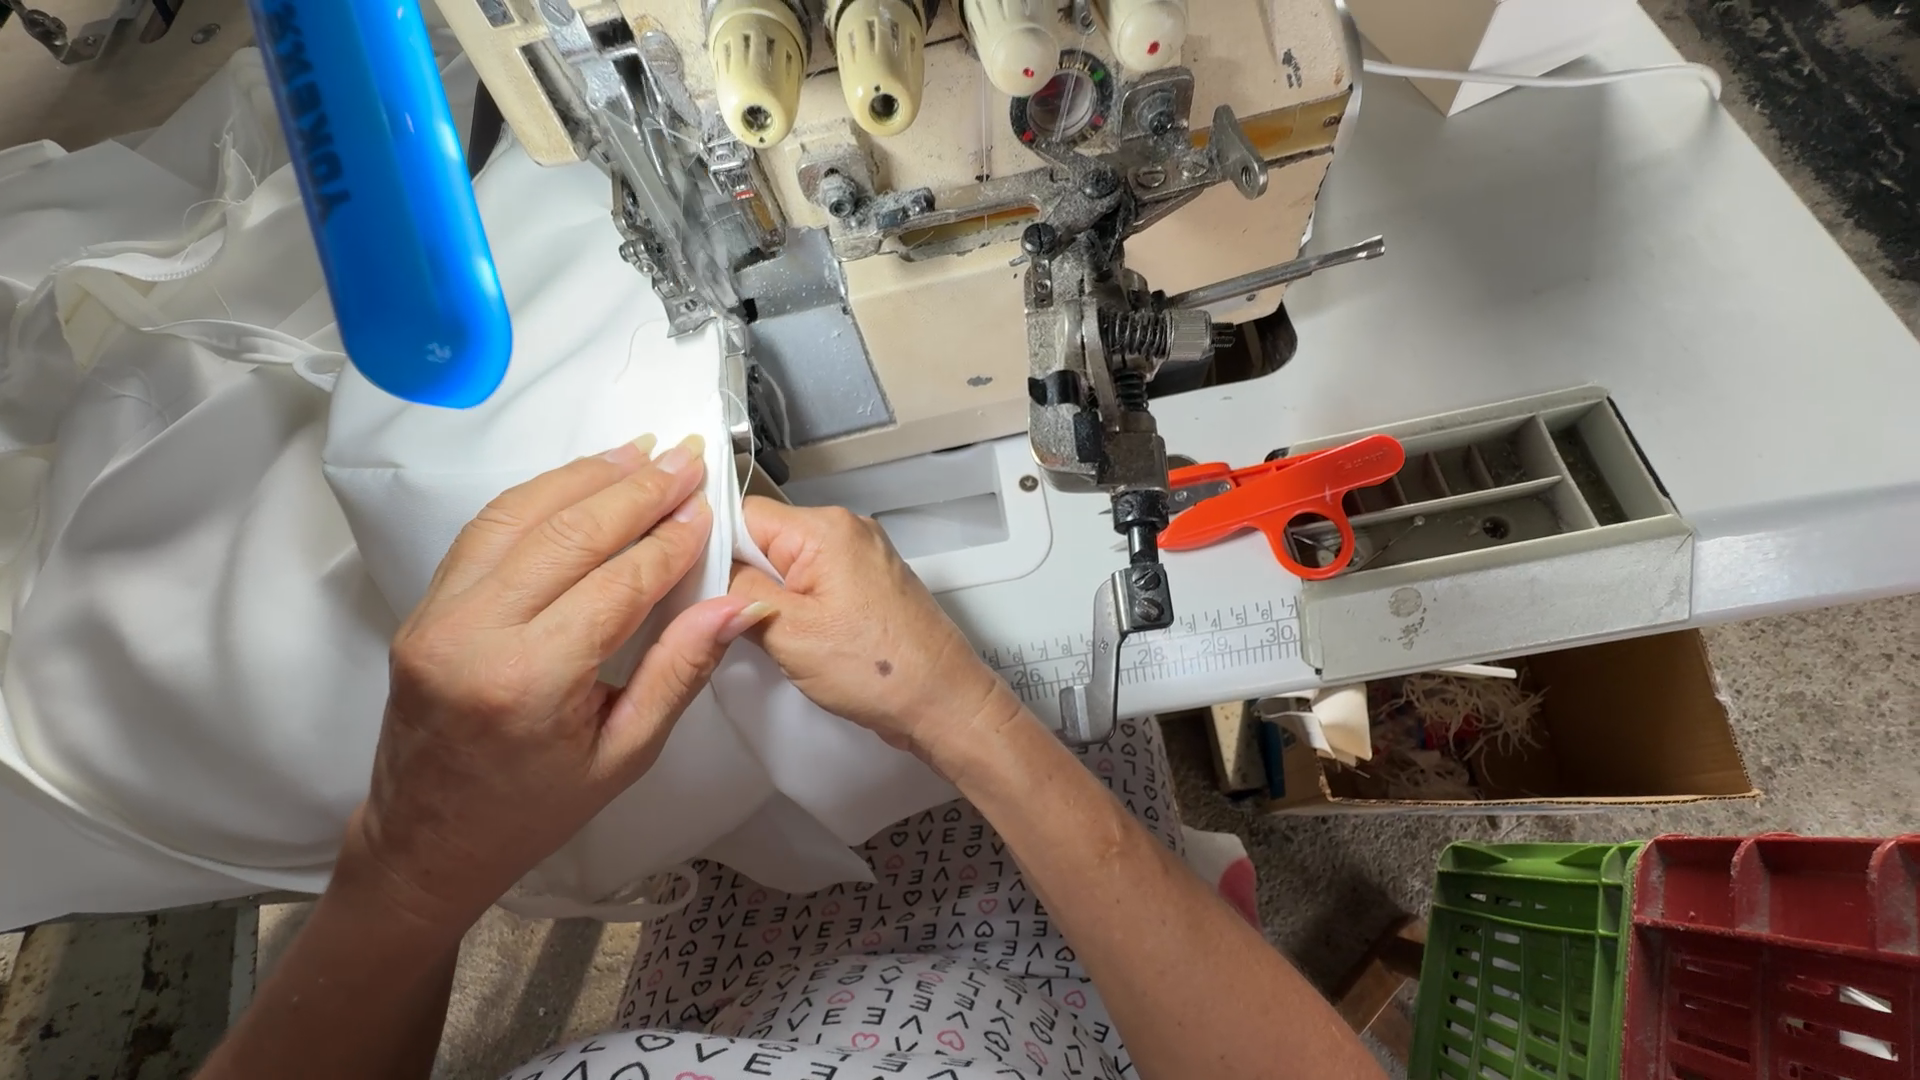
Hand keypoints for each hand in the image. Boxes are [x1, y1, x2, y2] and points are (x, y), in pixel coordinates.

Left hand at [339, 435, 773, 934]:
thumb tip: (737, 606)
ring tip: (639, 451)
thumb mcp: (628, 753)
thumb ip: (681, 670)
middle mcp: (472, 633)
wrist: (427, 842)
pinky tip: (581, 478)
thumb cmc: (537, 809)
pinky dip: (540, 494)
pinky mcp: (424, 606)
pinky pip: (486, 529)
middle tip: (687, 457)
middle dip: (637, 491)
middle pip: (569, 534)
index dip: (671, 542)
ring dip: (586, 476)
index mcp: (530, 680)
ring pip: (519, 515)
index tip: (709, 508)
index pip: (618, 583)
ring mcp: (437, 614)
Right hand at [728, 497, 1026, 772]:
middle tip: (730, 618)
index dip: (713, 547)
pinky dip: (797, 604)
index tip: (695, 583)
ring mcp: (861, 556)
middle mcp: (847, 530)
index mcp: (826, 528)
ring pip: (789, 563)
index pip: (744, 514)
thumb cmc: (878, 669)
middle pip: (766, 537)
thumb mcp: (789, 631)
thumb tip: (706, 569)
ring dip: (771, 594)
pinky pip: (815, 580)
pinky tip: (795, 635)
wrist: (942, 701)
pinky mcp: (867, 584)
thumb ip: (738, 591)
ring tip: (768, 632)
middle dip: (744, 575)